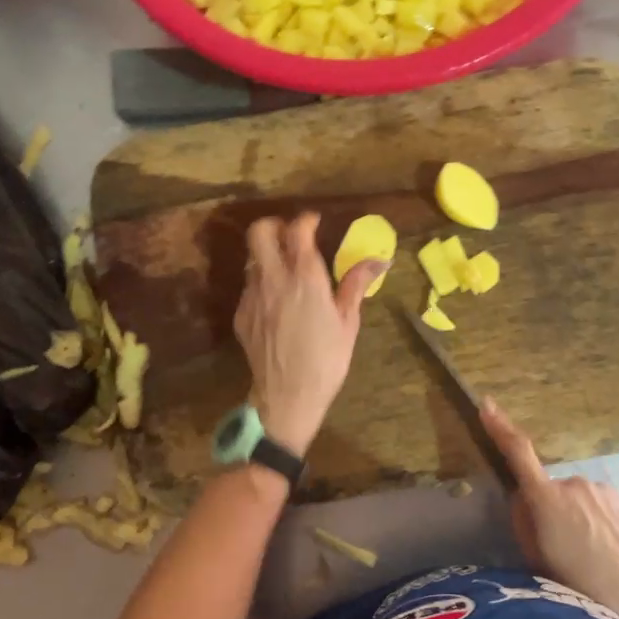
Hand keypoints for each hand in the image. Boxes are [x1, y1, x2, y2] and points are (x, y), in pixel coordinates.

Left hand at [234, 212, 386, 455]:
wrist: (287, 397)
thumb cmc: (326, 361)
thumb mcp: (348, 324)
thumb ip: (356, 286)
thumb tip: (378, 261)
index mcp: (305, 278)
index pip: (298, 230)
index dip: (306, 220)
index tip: (315, 222)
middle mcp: (273, 280)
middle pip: (259, 232)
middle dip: (274, 227)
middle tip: (290, 238)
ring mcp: (252, 297)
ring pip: (253, 260)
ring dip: (268, 258)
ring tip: (286, 273)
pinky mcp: (241, 316)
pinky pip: (250, 288)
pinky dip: (262, 285)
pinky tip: (277, 305)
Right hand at [480, 399, 618, 618]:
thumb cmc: (577, 584)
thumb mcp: (535, 559)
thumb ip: (525, 523)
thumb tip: (523, 499)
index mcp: (548, 499)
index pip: (519, 455)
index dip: (500, 429)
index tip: (487, 405)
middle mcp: (575, 485)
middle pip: (552, 490)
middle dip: (551, 509)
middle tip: (559, 547)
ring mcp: (604, 490)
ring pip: (579, 498)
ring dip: (578, 516)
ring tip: (589, 553)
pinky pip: (601, 505)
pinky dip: (599, 520)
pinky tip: (609, 549)